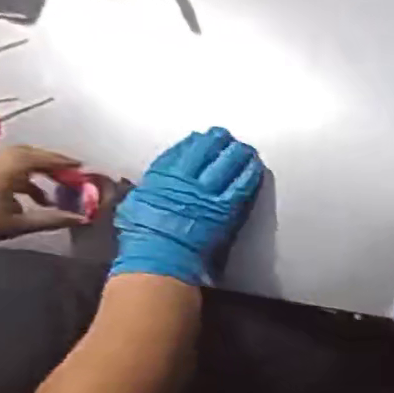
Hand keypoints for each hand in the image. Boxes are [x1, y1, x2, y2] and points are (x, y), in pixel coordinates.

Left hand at [0, 145, 88, 241]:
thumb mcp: (16, 223)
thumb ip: (51, 219)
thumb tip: (81, 218)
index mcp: (6, 170)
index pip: (40, 158)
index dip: (63, 161)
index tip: (82, 168)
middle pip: (27, 154)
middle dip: (51, 162)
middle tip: (71, 174)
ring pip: (16, 162)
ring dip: (37, 171)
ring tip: (54, 189)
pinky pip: (6, 171)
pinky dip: (24, 179)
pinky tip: (30, 199)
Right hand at [111, 127, 263, 285]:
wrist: (162, 256)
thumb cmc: (144, 235)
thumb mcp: (136, 202)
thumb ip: (150, 188)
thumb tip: (153, 184)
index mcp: (163, 175)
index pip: (184, 150)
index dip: (197, 142)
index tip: (204, 136)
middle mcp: (187, 178)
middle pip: (209, 152)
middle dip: (221, 142)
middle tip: (229, 138)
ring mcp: (209, 192)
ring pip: (229, 164)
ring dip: (239, 154)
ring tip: (247, 150)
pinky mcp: (227, 208)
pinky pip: (243, 185)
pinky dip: (251, 174)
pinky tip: (257, 168)